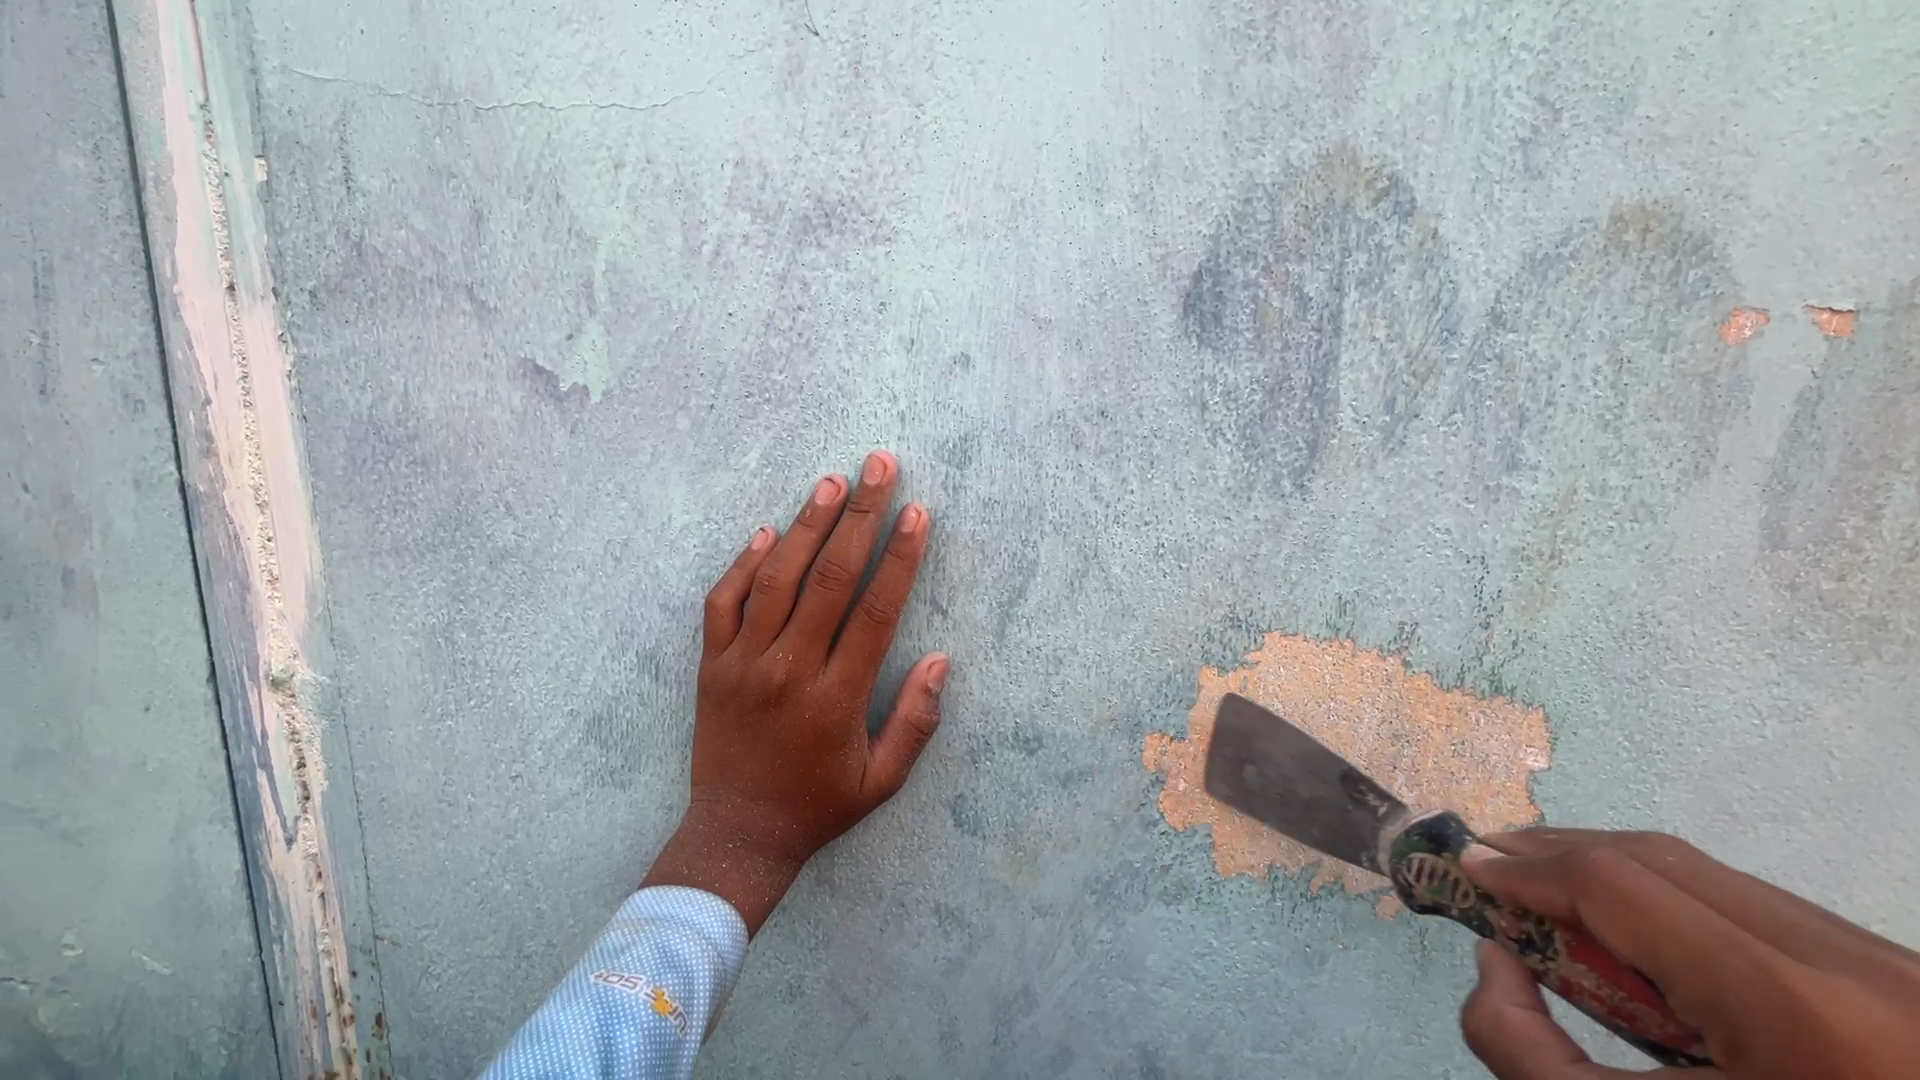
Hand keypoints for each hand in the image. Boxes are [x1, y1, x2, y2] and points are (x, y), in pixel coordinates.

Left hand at [642, 450, 947, 933]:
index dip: (900, 557)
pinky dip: (742, 565)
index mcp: (837, 698)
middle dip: (860, 517)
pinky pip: (722, 603)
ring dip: (806, 526)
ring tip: (832, 483)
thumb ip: (916, 722)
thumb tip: (943, 660)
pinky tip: (765, 532)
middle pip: (829, 579)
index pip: (875, 611)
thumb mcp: (881, 781)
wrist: (735, 835)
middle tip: (878, 466)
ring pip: (775, 580)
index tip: (916, 512)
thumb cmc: (817, 807)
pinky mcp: (711, 666)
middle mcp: (789, 670)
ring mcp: (744, 664)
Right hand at [1458, 828, 1919, 1078]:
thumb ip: (1528, 1052)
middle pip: (1658, 858)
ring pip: (1708, 873)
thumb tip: (1492, 956)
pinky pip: (1755, 904)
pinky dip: (1673, 900)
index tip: (1468, 871)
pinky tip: (1641, 934)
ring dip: (1612, 871)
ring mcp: (1888, 962)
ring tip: (1554, 893)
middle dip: (1557, 854)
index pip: (1618, 887)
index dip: (1526, 870)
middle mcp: (1852, 965)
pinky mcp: (1896, 969)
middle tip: (1493, 868)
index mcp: (1790, 1014)